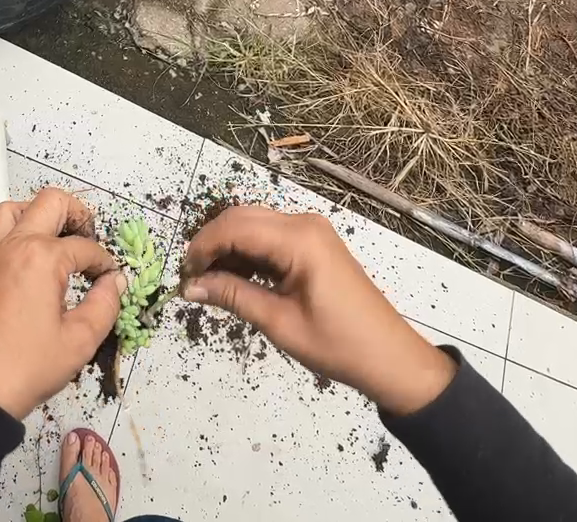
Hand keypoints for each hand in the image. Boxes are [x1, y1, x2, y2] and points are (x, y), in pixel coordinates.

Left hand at [0, 187, 124, 418]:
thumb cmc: (27, 366)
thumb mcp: (80, 340)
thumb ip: (105, 305)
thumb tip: (114, 283)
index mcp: (43, 258)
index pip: (85, 246)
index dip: (105, 261)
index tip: (110, 278)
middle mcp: (14, 247)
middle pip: (49, 202)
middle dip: (76, 213)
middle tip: (88, 238)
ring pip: (7, 211)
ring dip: (32, 214)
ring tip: (50, 235)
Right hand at [181, 205, 454, 415]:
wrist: (392, 359)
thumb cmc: (338, 345)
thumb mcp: (279, 323)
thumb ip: (233, 296)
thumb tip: (189, 286)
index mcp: (299, 239)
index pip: (235, 227)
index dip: (203, 246)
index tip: (184, 274)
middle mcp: (303, 223)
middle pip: (241, 217)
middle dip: (212, 243)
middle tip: (193, 277)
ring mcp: (310, 230)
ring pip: (253, 223)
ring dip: (228, 246)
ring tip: (211, 281)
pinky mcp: (313, 241)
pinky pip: (269, 234)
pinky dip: (248, 250)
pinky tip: (237, 277)